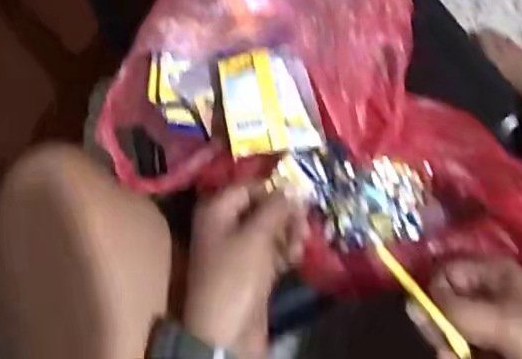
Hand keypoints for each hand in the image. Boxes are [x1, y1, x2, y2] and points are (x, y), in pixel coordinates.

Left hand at [180, 185, 307, 353]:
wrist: (226, 335)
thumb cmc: (235, 276)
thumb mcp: (256, 237)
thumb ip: (275, 208)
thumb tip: (291, 186)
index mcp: (216, 209)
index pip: (248, 186)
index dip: (273, 189)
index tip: (300, 195)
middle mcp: (223, 224)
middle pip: (259, 208)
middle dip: (283, 214)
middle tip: (305, 222)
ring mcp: (236, 250)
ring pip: (267, 231)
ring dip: (287, 233)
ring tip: (301, 242)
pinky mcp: (250, 272)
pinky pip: (270, 252)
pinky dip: (283, 251)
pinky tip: (296, 255)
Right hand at [408, 258, 521, 358]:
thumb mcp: (505, 323)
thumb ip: (456, 312)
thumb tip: (409, 302)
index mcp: (496, 274)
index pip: (446, 273)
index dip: (431, 294)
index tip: (426, 323)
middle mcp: (498, 298)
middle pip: (452, 309)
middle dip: (443, 332)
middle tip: (446, 355)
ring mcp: (509, 333)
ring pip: (466, 340)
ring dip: (456, 352)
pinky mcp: (515, 356)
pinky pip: (483, 355)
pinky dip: (473, 357)